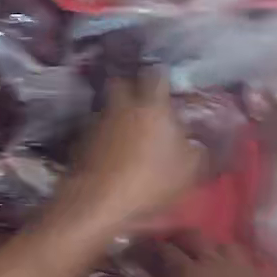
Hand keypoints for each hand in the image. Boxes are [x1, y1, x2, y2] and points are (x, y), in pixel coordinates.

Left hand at [58, 69, 203, 231]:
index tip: (166, 88)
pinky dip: (103, 137)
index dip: (161, 79)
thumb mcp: (189, 170)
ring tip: (127, 134)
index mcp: (151, 106)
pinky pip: (96, 130)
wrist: (98, 201)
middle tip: (142, 105)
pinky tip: (111, 154)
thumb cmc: (150, 181)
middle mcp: (122, 106)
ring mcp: (97, 122)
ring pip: (107, 107)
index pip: (156, 75)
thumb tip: (194, 142)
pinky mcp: (80, 141)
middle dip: (130, 89)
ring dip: (116, 115)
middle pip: (121, 83)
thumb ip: (196, 150)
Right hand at [151, 241, 276, 276]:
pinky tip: (232, 273)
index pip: (165, 249)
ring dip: (210, 246)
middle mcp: (213, 261)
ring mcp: (241, 268)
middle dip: (180, 237)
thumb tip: (129, 266)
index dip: (153, 246)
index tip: (144, 248)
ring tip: (205, 258)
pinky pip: (246, 259)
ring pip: (223, 243)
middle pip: (194, 236)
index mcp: (186, 270)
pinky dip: (234, 260)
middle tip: (172, 245)